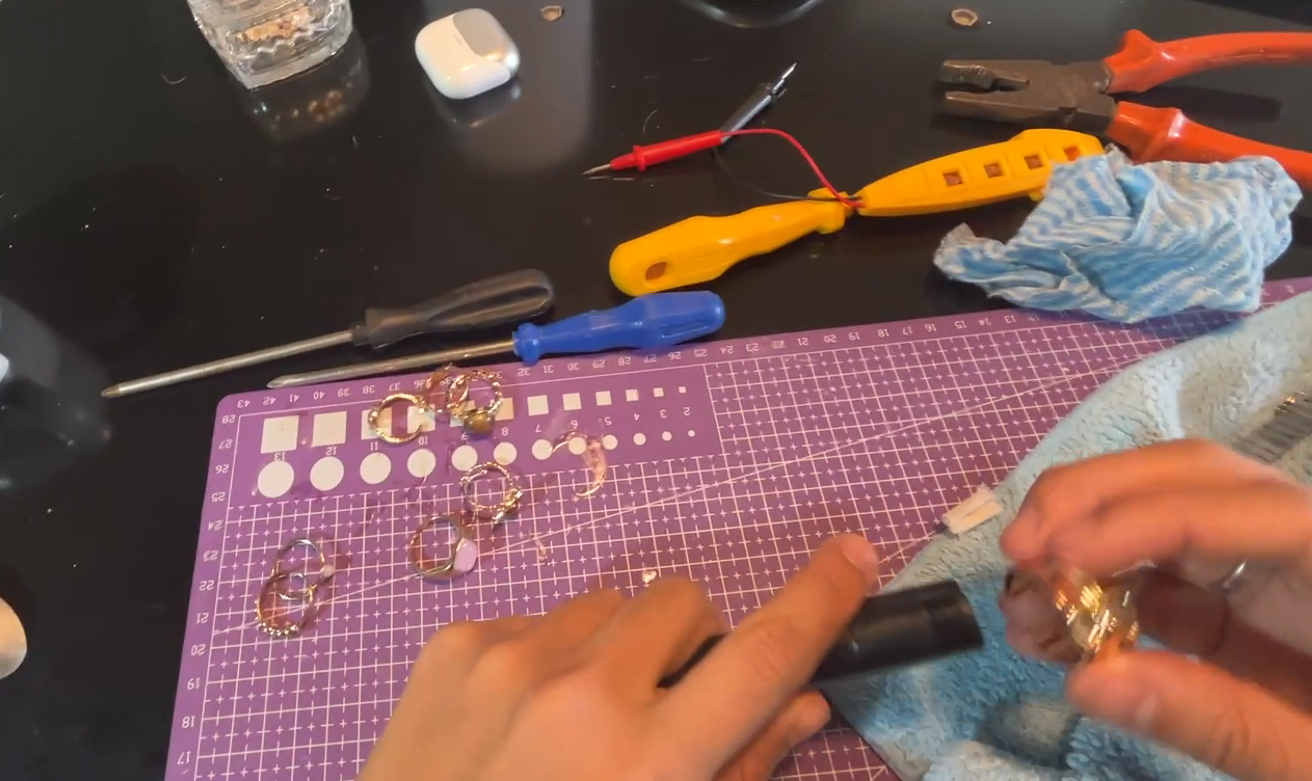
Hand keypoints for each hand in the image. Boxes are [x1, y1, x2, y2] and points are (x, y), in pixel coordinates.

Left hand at [359, 534, 877, 780]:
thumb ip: (737, 771)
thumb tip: (801, 696)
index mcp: (647, 762)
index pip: (760, 658)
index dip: (817, 600)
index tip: (854, 552)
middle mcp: (580, 689)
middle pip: (679, 597)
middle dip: (688, 640)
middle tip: (662, 702)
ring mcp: (509, 655)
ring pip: (606, 604)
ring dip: (614, 647)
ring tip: (577, 720)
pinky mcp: (457, 642)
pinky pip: (536, 618)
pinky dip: (548, 656)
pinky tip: (516, 720)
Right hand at [1000, 439, 1311, 780]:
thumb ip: (1250, 738)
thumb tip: (1087, 680)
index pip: (1278, 516)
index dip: (1156, 519)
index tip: (1062, 556)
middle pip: (1204, 483)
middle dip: (1095, 503)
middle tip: (1019, 551)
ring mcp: (1301, 591)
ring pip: (1166, 521)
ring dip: (1080, 549)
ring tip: (1021, 604)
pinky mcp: (1261, 625)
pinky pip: (1163, 588)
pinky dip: (1098, 598)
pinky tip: (1054, 627)